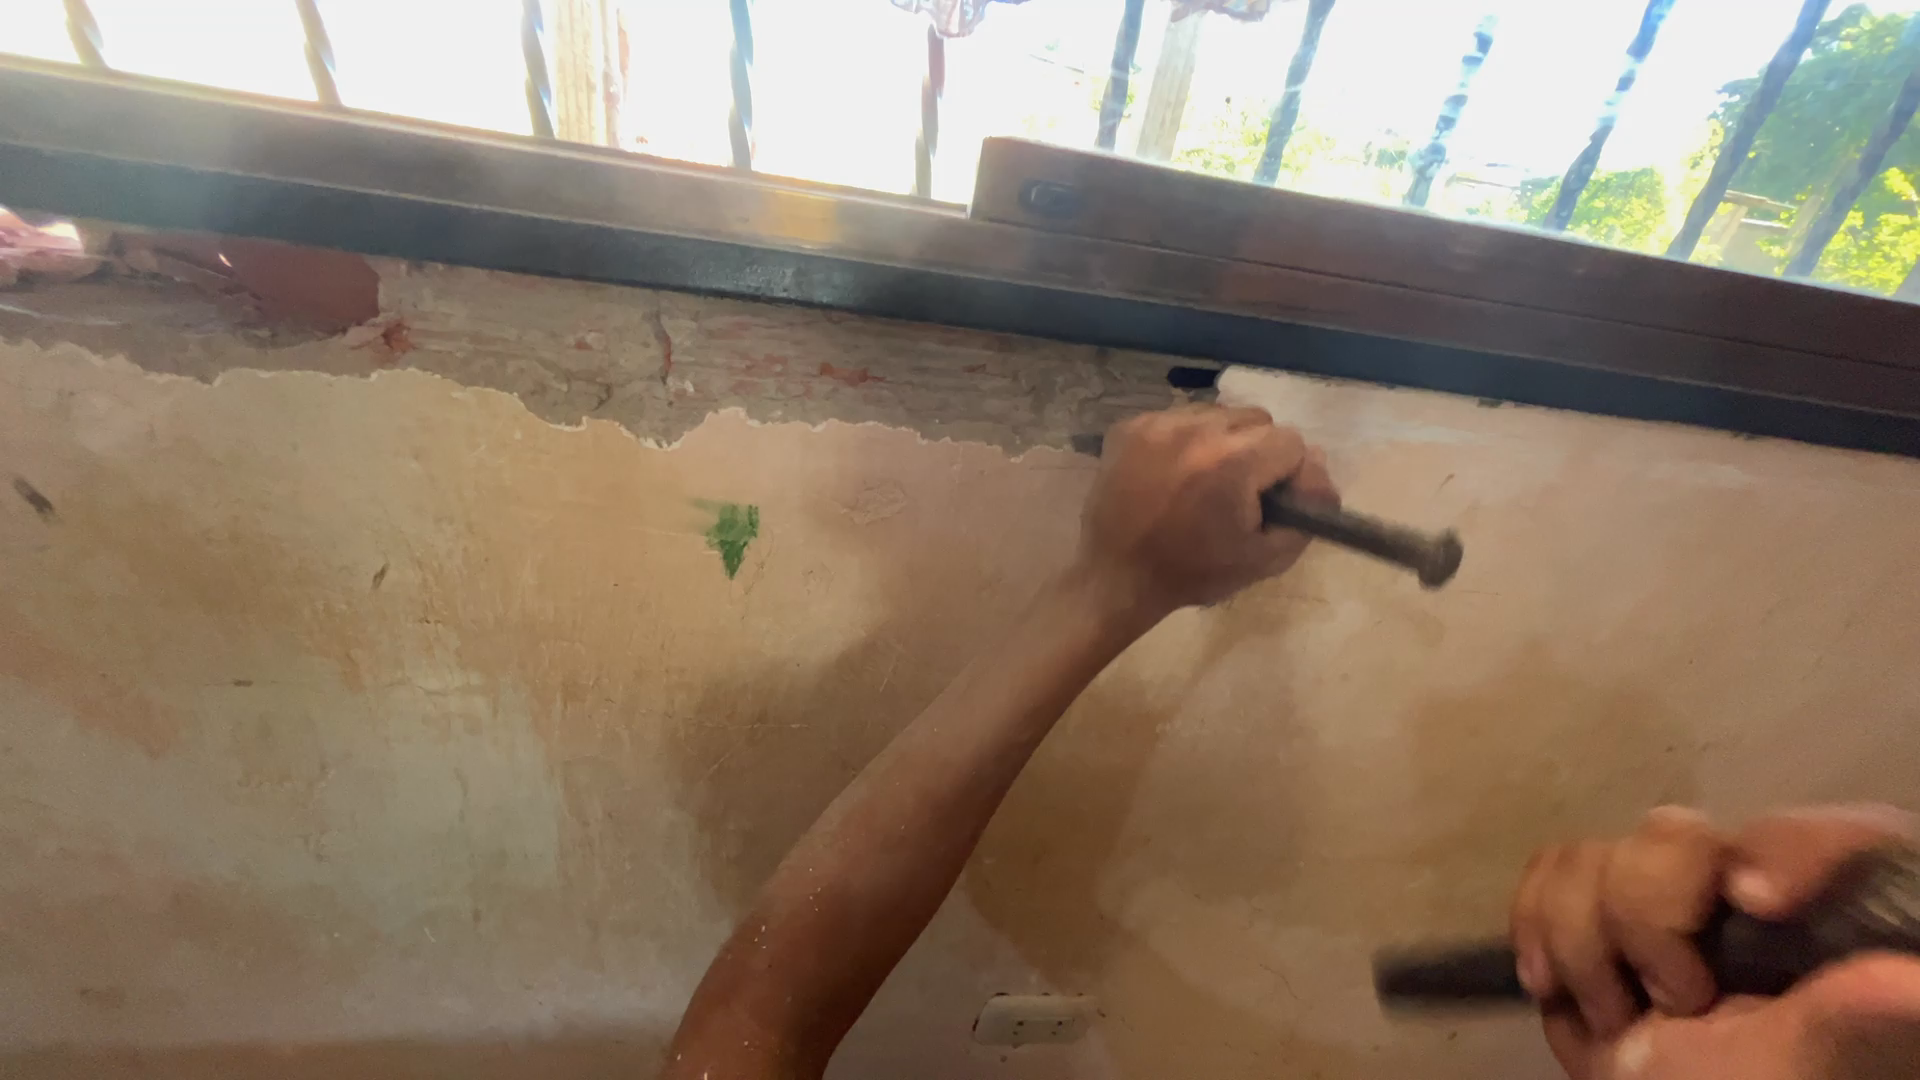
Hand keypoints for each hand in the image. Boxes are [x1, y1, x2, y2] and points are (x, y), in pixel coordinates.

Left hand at [1076, 404, 1335, 617]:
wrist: (1116, 576)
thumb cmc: (1193, 572)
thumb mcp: (1267, 556)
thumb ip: (1310, 508)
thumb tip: (1318, 464)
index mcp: (1234, 459)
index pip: (1292, 442)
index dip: (1288, 475)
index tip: (1267, 501)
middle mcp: (1196, 428)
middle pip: (1256, 419)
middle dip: (1256, 453)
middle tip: (1234, 492)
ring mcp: (1157, 423)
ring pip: (1216, 414)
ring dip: (1220, 442)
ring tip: (1200, 481)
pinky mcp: (1129, 426)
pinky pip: (1176, 419)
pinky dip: (1182, 441)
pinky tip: (1169, 474)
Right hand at [1512, 805, 1919, 1079]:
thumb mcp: (1795, 1069)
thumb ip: (1846, 1019)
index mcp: (1820, 925)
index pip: (1830, 838)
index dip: (1789, 848)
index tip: (1758, 902)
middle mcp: (1738, 890)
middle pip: (1673, 836)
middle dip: (1643, 920)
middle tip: (1671, 1003)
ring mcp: (1654, 890)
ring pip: (1589, 852)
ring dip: (1577, 943)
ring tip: (1609, 1014)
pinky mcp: (1584, 892)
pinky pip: (1543, 868)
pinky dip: (1534, 926)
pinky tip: (1553, 983)